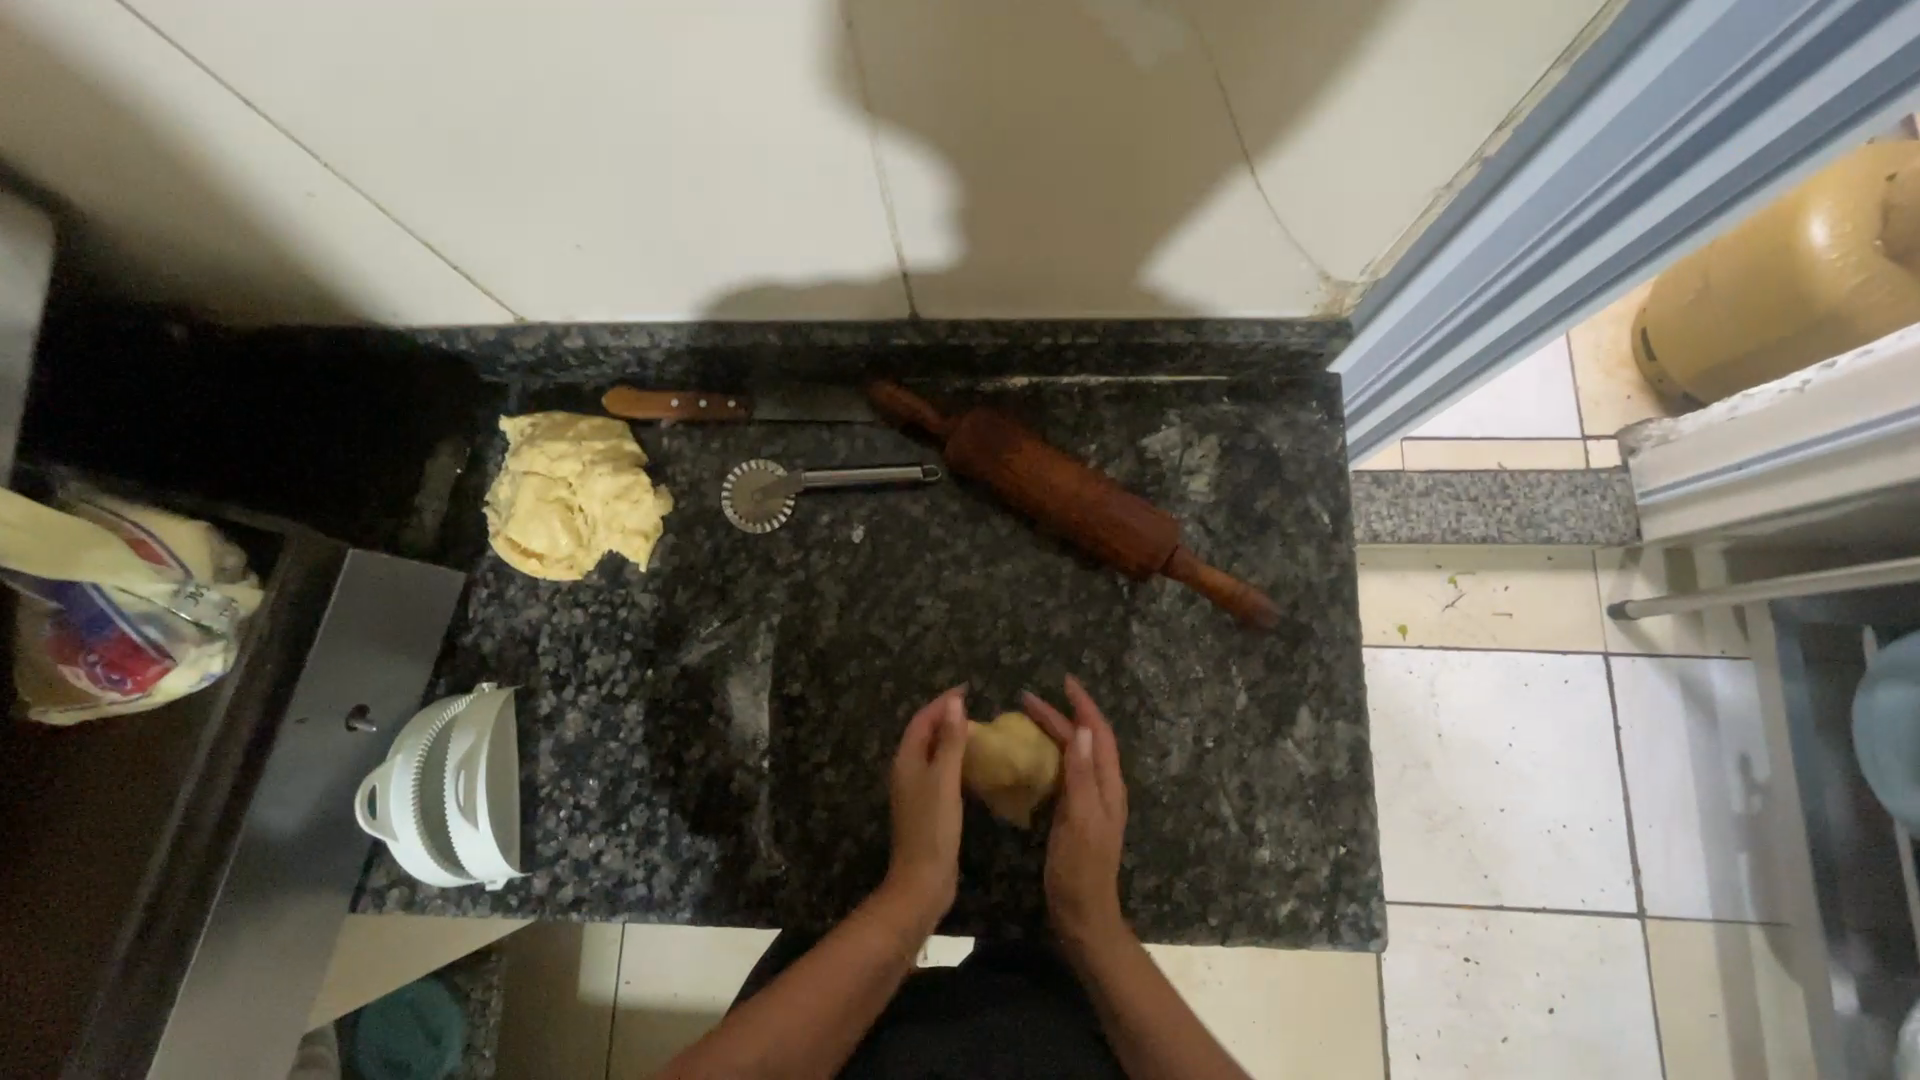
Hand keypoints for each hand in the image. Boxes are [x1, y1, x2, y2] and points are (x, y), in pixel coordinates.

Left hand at [883, 686, 969, 923]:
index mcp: (906, 761)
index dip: (941, 703)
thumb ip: (950, 740)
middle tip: (974, 708)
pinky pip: (939, 772)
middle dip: (945, 717)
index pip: (921, 720)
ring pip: (931, 754)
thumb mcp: (944, 779)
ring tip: (977, 731)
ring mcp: (915, 791)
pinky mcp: (926, 808)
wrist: (922, 881)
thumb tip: (954, 702)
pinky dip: (953, 761)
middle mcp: (906, 772)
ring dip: (949, 738)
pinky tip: (972, 767)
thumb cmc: (933, 827)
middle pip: (923, 734)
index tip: (967, 689)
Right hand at [1023, 676, 1128, 950]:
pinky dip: (1052, 755)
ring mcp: (1091, 802)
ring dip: (1057, 732)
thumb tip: (1081, 730)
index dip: (1083, 706)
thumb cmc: (1080, 871)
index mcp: (1107, 786)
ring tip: (1030, 718)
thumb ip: (1080, 776)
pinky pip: (1066, 773)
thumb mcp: (1079, 821)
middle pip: (1085, 741)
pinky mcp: (1077, 814)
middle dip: (1062, 715)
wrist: (1083, 916)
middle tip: (1028, 699)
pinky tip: (1033, 757)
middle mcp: (1103, 788)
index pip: (1098, 734)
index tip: (1064, 681)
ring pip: (1076, 755)